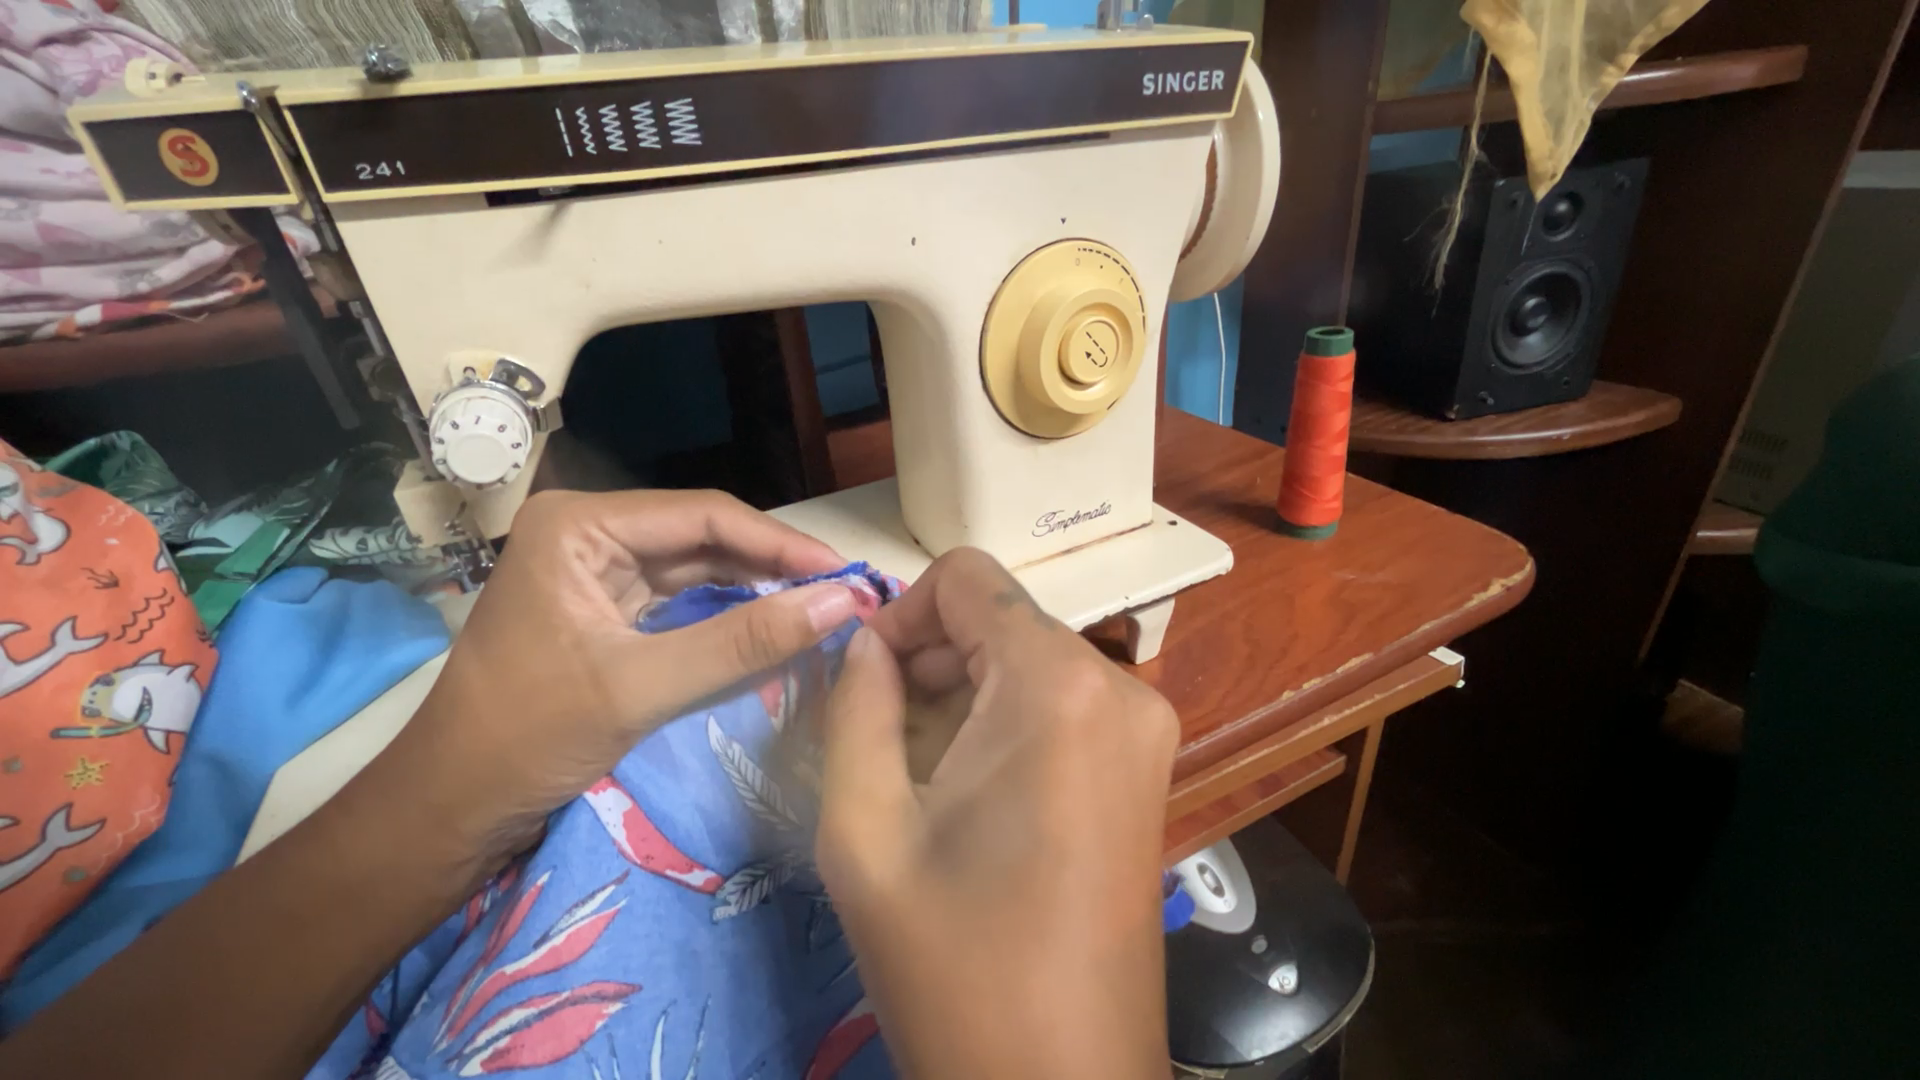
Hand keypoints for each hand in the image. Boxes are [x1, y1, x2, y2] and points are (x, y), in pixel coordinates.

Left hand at [352, 489, 855, 865]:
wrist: (448, 810)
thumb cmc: (528, 737)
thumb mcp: (642, 686)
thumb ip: (744, 642)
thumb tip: (841, 601)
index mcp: (580, 525)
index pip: (704, 516)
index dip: (781, 544)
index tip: (845, 572)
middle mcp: (589, 532)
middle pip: (704, 536)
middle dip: (774, 565)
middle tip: (843, 592)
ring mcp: (597, 569)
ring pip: (698, 566)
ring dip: (758, 586)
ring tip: (822, 604)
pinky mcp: (607, 607)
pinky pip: (683, 598)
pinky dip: (730, 612)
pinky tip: (774, 621)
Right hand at [816, 548, 1178, 1079]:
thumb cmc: (955, 964)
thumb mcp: (866, 831)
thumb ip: (855, 708)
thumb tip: (866, 642)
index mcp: (1057, 686)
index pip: (968, 578)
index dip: (902, 613)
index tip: (866, 682)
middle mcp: (1119, 686)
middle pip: (1000, 620)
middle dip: (930, 660)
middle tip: (883, 740)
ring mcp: (1145, 727)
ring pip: (1028, 660)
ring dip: (962, 695)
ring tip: (922, 778)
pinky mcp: (1146, 767)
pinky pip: (1061, 702)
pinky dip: (1005, 721)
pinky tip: (971, 793)